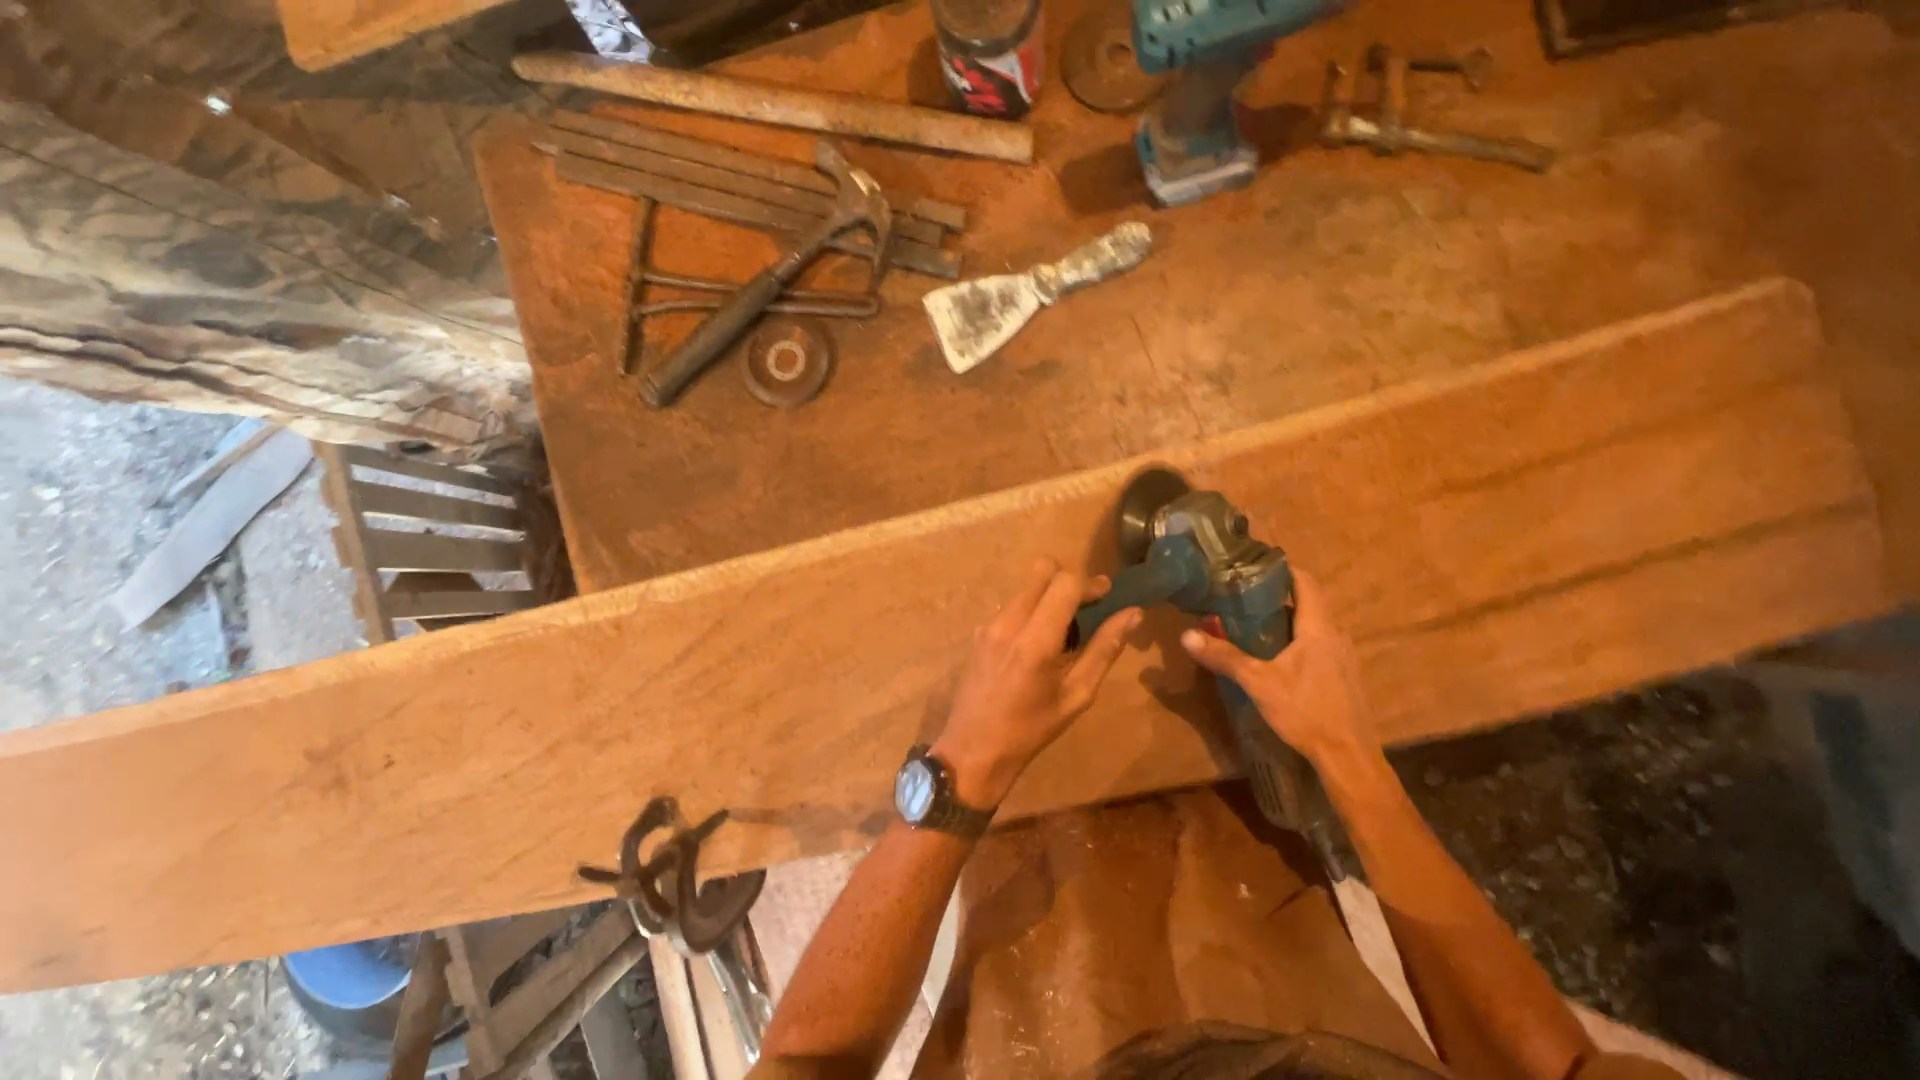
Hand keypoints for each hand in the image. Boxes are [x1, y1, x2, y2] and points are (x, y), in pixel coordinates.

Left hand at [932, 558, 1140, 807]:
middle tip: (1088, 605)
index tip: (1107, 595)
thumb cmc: (1031, 730)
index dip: (1090, 583)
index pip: (1065, 582)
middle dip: (1069, 581)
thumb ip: (1104, 650)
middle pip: (1041, 571)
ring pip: (1024, 587)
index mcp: (1035, 640)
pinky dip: (1030, 611)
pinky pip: (1009, 606)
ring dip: (1048, 595)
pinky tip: (1038, 643)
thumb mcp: (1077, 695)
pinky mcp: (977, 634)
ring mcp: (987, 626)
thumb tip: (1133, 614)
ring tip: (1065, 629)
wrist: (973, 751)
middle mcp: (1008, 623)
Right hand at [1178, 569, 1381, 769]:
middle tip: (1240, 599)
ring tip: (1250, 627)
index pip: (1304, 581)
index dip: (1282, 569)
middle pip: (1307, 603)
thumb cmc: (1306, 711)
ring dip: (1284, 623)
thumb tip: (1186, 635)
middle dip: (1274, 598)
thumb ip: (1225, 657)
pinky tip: (1274, 660)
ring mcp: (1343, 657)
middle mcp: (1335, 635)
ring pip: (1311, 627)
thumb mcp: (1259, 683)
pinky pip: (1317, 646)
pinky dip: (1295, 642)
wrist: (1348, 756)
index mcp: (1318, 628)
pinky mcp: (1343, 676)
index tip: (1253, 566)